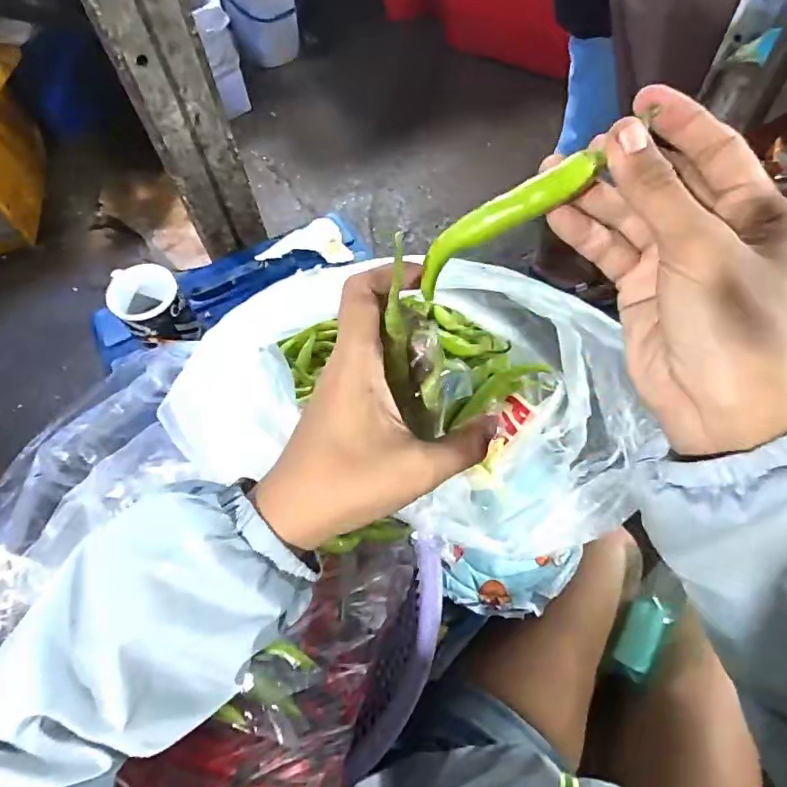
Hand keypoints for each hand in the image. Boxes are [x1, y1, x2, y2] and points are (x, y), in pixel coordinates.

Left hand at [251, 265, 495, 548]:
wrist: (290, 514)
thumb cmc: (348, 483)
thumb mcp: (417, 470)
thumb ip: (463, 447)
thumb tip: (496, 424)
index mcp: (356, 363)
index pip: (359, 292)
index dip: (391, 272)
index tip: (428, 277)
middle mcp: (344, 364)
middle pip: (371, 312)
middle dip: (413, 309)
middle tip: (453, 325)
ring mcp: (338, 383)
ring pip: (373, 342)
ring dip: (408, 342)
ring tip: (448, 360)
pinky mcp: (339, 403)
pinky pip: (370, 368)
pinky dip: (398, 368)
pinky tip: (426, 396)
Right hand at [546, 85, 786, 455]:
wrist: (716, 411)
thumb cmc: (729, 325)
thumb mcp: (699, 251)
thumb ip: (657, 193)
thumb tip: (620, 134)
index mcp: (753, 212)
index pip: (716, 151)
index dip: (681, 122)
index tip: (641, 97)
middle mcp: (713, 229)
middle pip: (663, 181)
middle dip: (624, 162)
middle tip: (582, 148)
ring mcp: (674, 259)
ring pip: (629, 214)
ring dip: (593, 195)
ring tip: (551, 173)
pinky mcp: (641, 287)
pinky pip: (610, 248)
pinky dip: (584, 231)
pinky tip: (555, 211)